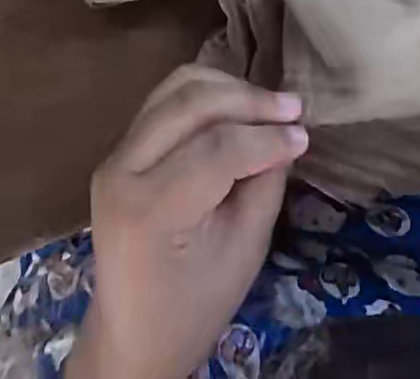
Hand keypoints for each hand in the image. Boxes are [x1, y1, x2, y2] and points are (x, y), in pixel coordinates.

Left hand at [67, 65, 308, 378]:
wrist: (133, 333)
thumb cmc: (194, 305)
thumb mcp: (244, 250)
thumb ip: (266, 182)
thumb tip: (287, 132)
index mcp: (148, 209)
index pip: (216, 149)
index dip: (266, 137)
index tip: (304, 135)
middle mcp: (121, 169)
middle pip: (191, 104)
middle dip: (249, 99)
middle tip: (292, 108)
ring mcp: (115, 153)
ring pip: (176, 87)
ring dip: (228, 87)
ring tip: (268, 103)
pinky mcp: (119, 146)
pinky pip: (165, 98)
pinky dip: (205, 91)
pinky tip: (238, 103)